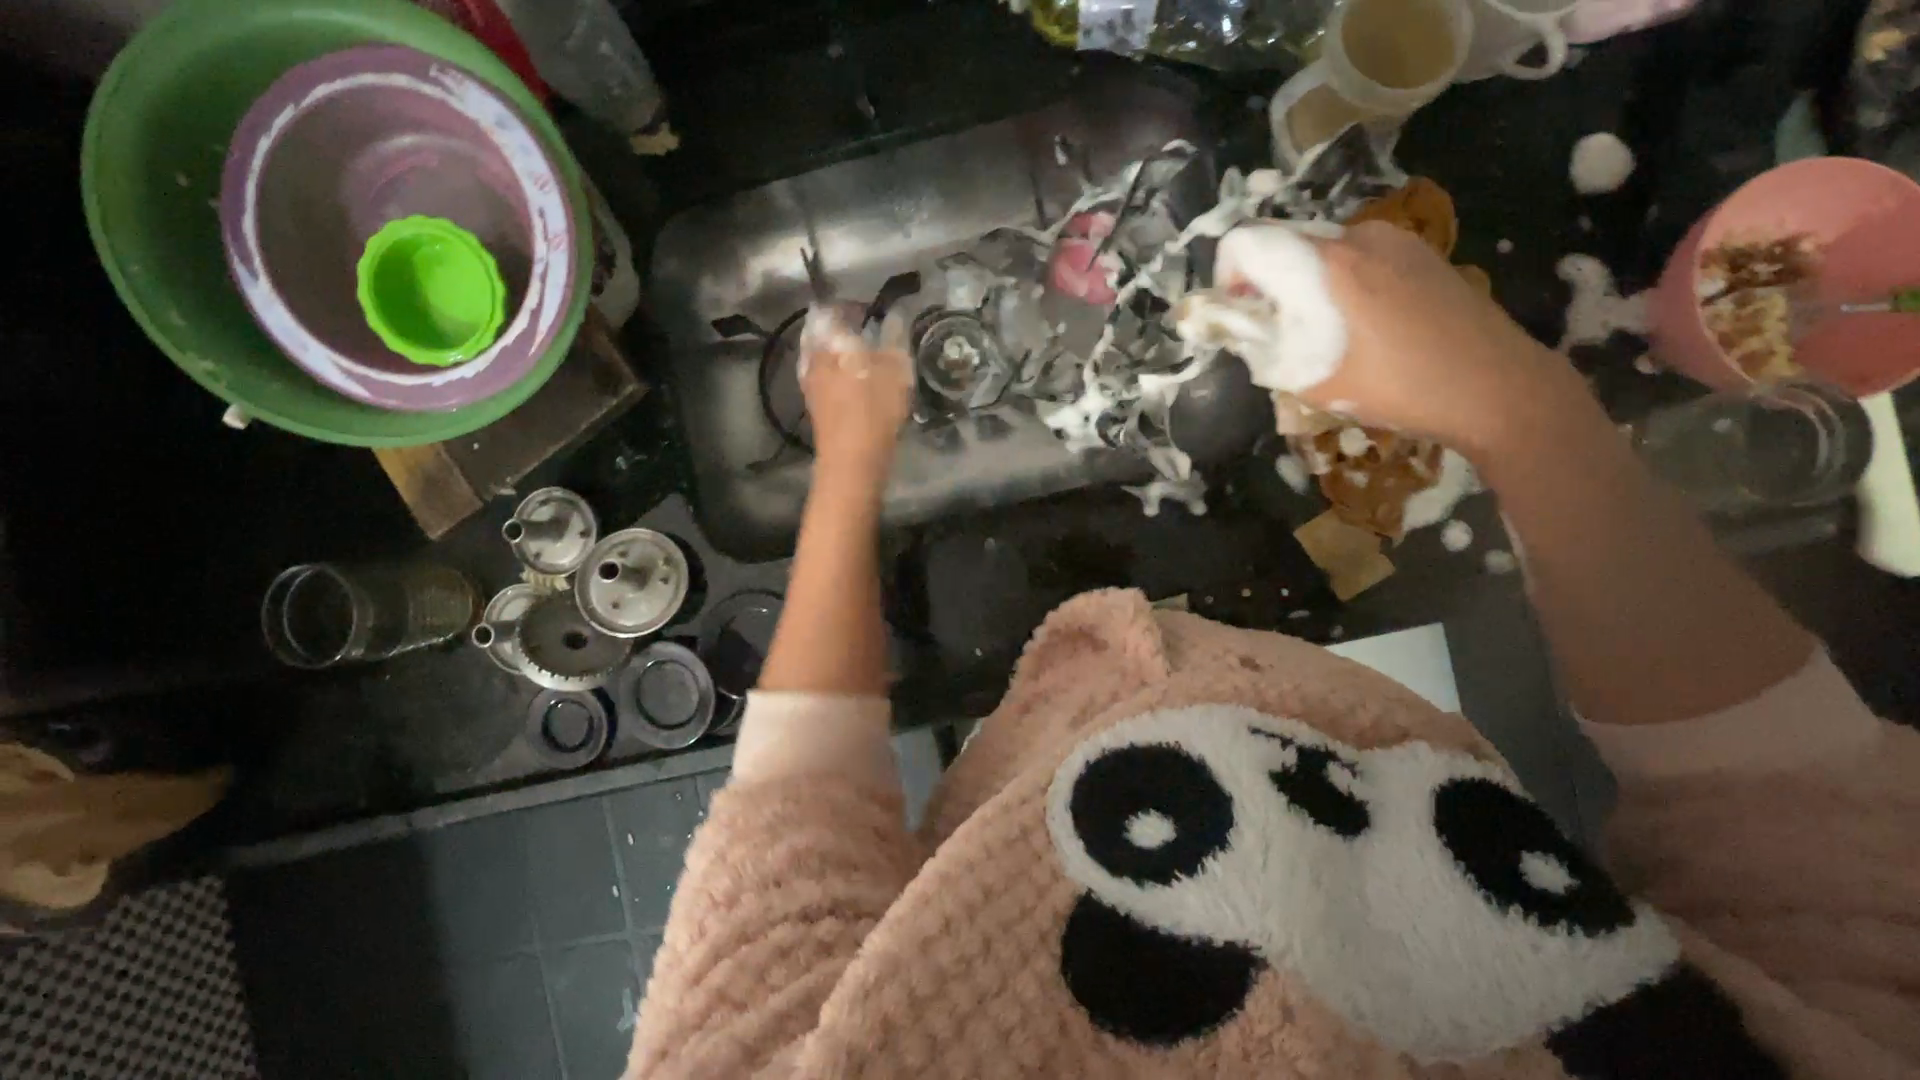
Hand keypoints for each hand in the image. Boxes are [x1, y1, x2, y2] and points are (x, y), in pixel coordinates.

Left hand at [798, 302, 914, 481]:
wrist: (852, 459)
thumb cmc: (875, 408)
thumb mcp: (896, 369)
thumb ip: (894, 339)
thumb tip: (894, 317)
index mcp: (830, 340)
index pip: (831, 309)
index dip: (851, 305)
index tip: (870, 309)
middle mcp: (813, 356)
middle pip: (821, 332)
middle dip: (841, 328)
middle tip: (865, 331)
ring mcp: (810, 382)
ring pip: (821, 355)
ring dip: (838, 352)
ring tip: (862, 356)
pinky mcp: (814, 404)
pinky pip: (823, 376)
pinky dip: (837, 372)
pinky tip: (854, 380)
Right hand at [1215, 221, 1586, 458]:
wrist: (1498, 387)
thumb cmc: (1403, 388)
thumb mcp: (1318, 383)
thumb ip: (1268, 351)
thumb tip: (1244, 331)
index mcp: (1330, 262)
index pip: (1250, 240)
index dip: (1230, 274)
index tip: (1238, 310)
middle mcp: (1361, 235)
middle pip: (1287, 242)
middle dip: (1268, 282)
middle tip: (1276, 329)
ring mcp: (1398, 240)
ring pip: (1324, 250)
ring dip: (1305, 283)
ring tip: (1320, 330)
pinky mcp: (1422, 253)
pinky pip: (1361, 256)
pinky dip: (1342, 282)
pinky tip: (1363, 324)